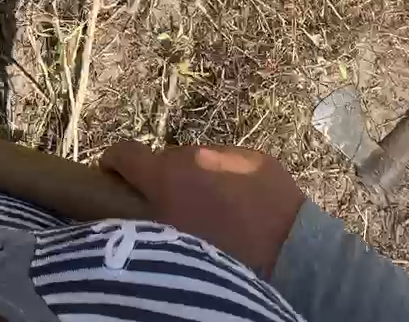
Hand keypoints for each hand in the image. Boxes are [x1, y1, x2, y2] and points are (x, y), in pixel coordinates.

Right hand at [100, 141, 305, 276]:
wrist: (296, 257)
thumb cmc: (227, 258)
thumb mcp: (174, 242)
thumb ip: (147, 218)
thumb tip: (131, 209)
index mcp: (165, 175)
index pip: (123, 152)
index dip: (113, 164)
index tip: (112, 179)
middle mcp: (191, 154)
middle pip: (163, 160)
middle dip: (163, 180)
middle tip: (174, 209)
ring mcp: (226, 151)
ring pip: (198, 161)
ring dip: (197, 178)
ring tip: (214, 210)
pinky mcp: (256, 156)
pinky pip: (230, 163)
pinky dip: (227, 179)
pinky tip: (242, 206)